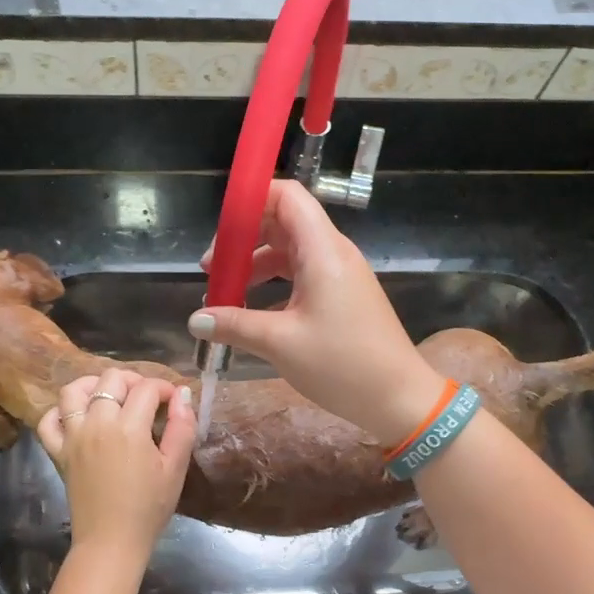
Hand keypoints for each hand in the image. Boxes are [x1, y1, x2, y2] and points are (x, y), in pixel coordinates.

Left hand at [37, 368, 196, 560]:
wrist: (112, 541)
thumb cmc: (149, 508)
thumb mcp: (175, 468)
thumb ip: (182, 428)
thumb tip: (182, 395)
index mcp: (129, 428)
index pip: (147, 389)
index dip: (165, 388)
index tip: (174, 401)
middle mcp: (96, 424)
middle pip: (110, 380)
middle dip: (134, 380)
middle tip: (147, 398)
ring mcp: (72, 437)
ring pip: (73, 391)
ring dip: (93, 385)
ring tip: (110, 396)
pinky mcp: (58, 452)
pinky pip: (49, 421)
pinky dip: (60, 412)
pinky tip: (78, 418)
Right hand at [191, 179, 448, 443]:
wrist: (399, 398)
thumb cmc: (342, 364)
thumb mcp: (280, 344)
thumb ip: (235, 325)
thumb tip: (195, 320)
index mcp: (322, 251)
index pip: (287, 196)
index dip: (251, 200)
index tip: (219, 230)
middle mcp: (333, 253)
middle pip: (283, 222)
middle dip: (244, 240)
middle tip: (212, 271)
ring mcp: (341, 275)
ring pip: (290, 252)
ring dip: (255, 266)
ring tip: (225, 296)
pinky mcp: (344, 297)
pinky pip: (302, 276)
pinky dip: (274, 285)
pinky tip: (254, 313)